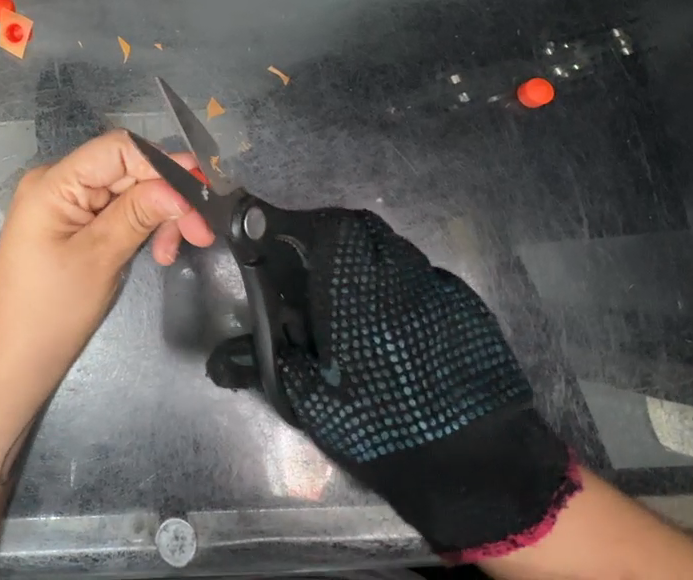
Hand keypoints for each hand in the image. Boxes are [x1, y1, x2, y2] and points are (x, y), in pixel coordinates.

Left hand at [0, 131, 212, 378]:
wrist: (17, 356)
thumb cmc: (52, 309)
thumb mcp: (100, 258)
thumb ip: (138, 214)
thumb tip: (182, 186)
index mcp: (54, 182)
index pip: (118, 149)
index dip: (161, 165)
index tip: (197, 194)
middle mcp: (58, 182)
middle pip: (127, 170)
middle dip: (166, 197)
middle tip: (199, 232)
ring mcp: (66, 202)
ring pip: (128, 191)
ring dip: (159, 215)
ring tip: (174, 253)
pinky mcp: (75, 223)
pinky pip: (116, 210)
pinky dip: (142, 226)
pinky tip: (158, 252)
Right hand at [210, 208, 577, 557]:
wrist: (473, 466)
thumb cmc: (382, 430)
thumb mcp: (315, 401)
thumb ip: (273, 361)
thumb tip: (219, 359)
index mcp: (356, 294)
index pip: (337, 228)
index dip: (316, 227)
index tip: (300, 244)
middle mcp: (399, 279)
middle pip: (370, 231)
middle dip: (345, 241)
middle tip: (328, 271)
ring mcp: (441, 291)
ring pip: (401, 252)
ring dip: (378, 262)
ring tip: (366, 299)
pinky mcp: (472, 308)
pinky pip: (430, 279)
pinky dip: (410, 286)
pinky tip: (404, 323)